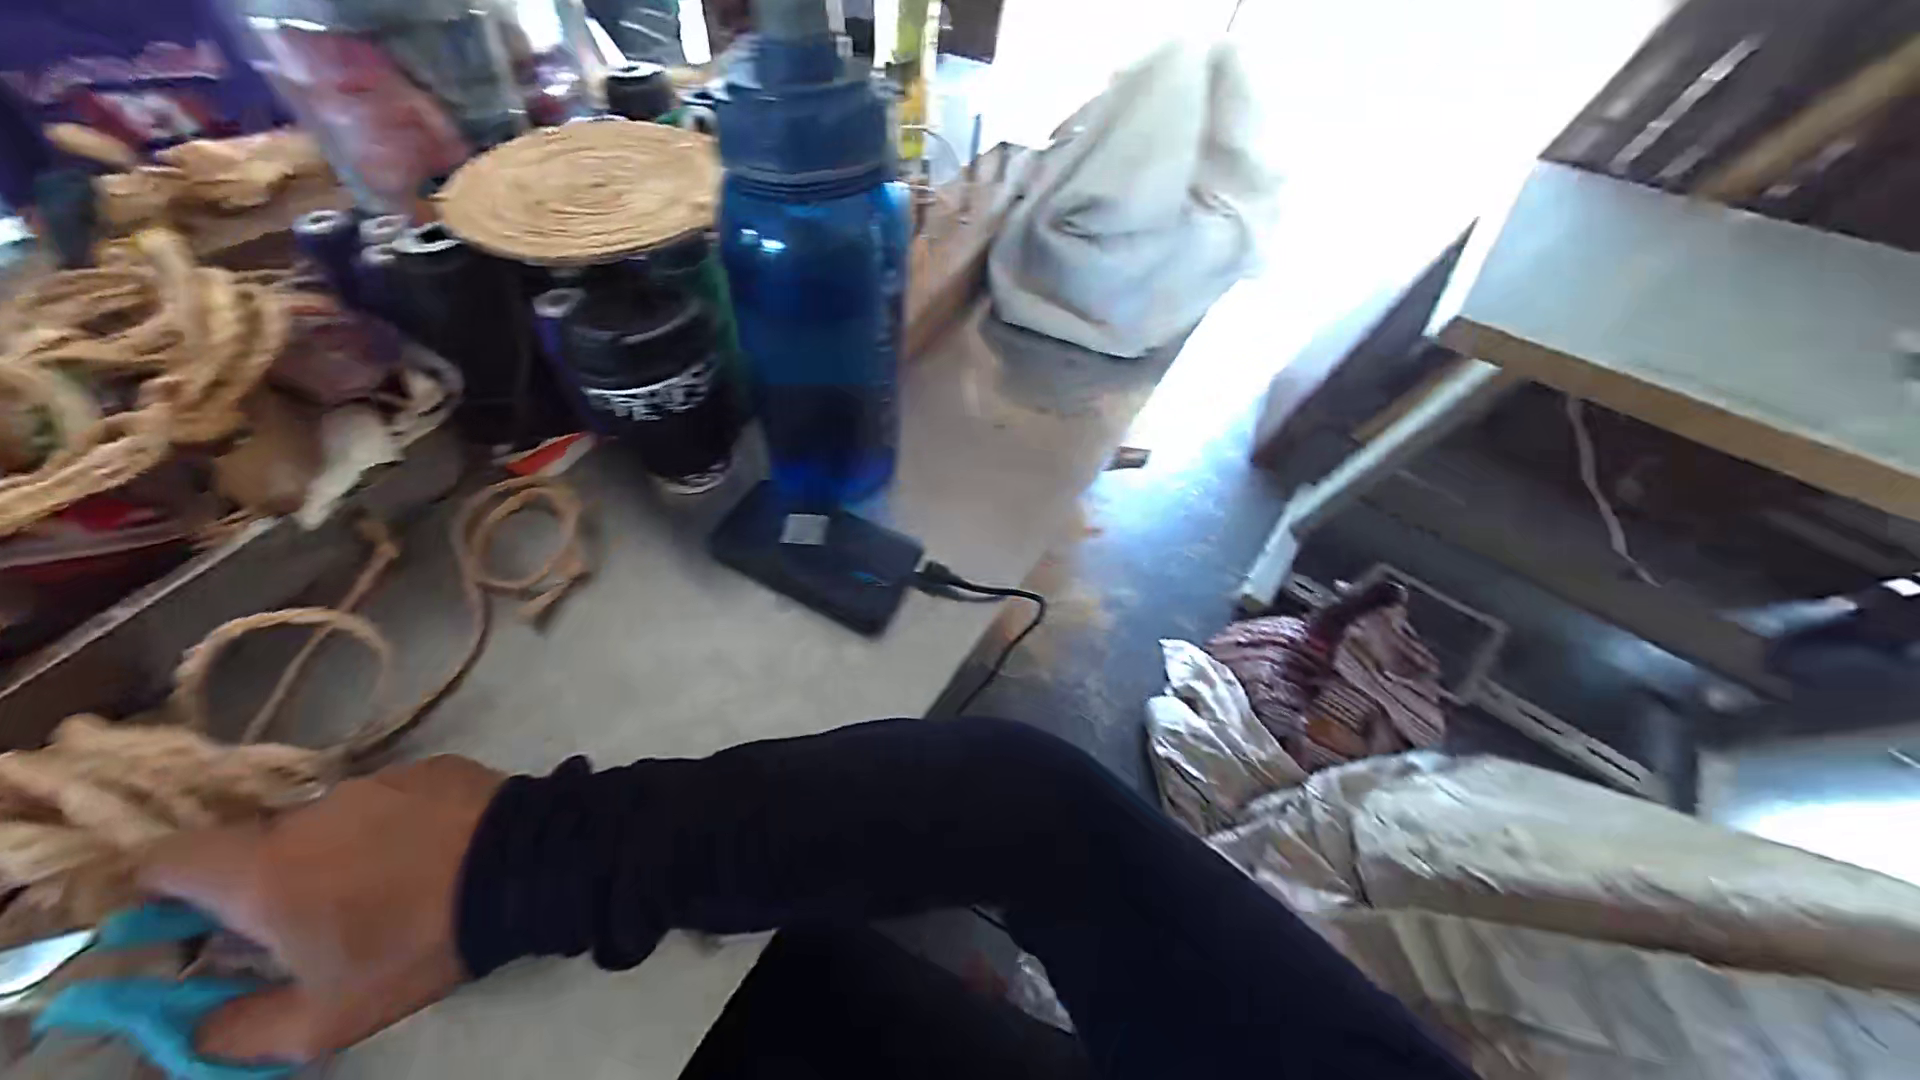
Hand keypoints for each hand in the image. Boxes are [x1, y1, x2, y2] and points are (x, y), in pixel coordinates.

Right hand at [137, 755, 505, 1064]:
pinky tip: (432, 846)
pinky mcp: (434, 765)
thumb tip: (190, 1028)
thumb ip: (234, 1031)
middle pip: (258, 840)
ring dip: (337, 847)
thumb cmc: (420, 942)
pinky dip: (394, 820)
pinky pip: (392, 796)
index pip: (167, 859)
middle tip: (307, 913)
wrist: (528, 867)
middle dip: (265, 876)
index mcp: (264, 868)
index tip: (182, 919)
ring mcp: (381, 778)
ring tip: (387, 880)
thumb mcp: (322, 1019)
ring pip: (331, 817)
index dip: (160, 889)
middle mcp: (314, 810)